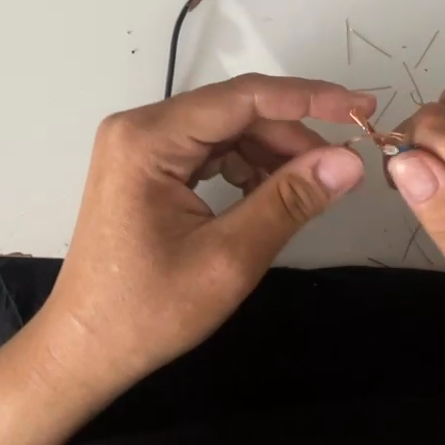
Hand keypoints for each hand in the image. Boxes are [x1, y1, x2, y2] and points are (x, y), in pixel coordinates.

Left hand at [31, 74, 375, 396]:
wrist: (84, 347)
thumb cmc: (148, 311)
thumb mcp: (228, 259)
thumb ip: (289, 202)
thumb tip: (350, 161)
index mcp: (148, 138)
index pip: (242, 97)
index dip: (308, 98)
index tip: (360, 107)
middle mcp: (139, 127)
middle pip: (233, 111)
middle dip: (290, 134)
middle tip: (341, 165)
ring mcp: (138, 145)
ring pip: (223, 129)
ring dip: (270, 152)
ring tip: (309, 187)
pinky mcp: (143, 165)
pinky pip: (206, 149)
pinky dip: (244, 166)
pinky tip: (269, 193)